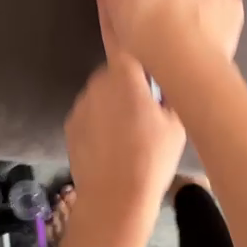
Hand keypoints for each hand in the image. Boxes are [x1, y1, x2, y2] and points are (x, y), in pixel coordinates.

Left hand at [63, 56, 184, 232]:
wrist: (114, 198)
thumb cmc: (151, 158)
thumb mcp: (176, 124)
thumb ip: (171, 94)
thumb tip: (168, 83)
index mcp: (124, 76)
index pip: (128, 47)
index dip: (139, 53)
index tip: (150, 67)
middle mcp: (97, 84)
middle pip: (115, 73)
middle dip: (129, 84)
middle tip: (147, 109)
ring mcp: (80, 105)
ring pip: (101, 95)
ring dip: (113, 104)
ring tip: (129, 133)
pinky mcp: (69, 126)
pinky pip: (89, 115)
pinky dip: (99, 123)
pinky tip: (112, 146)